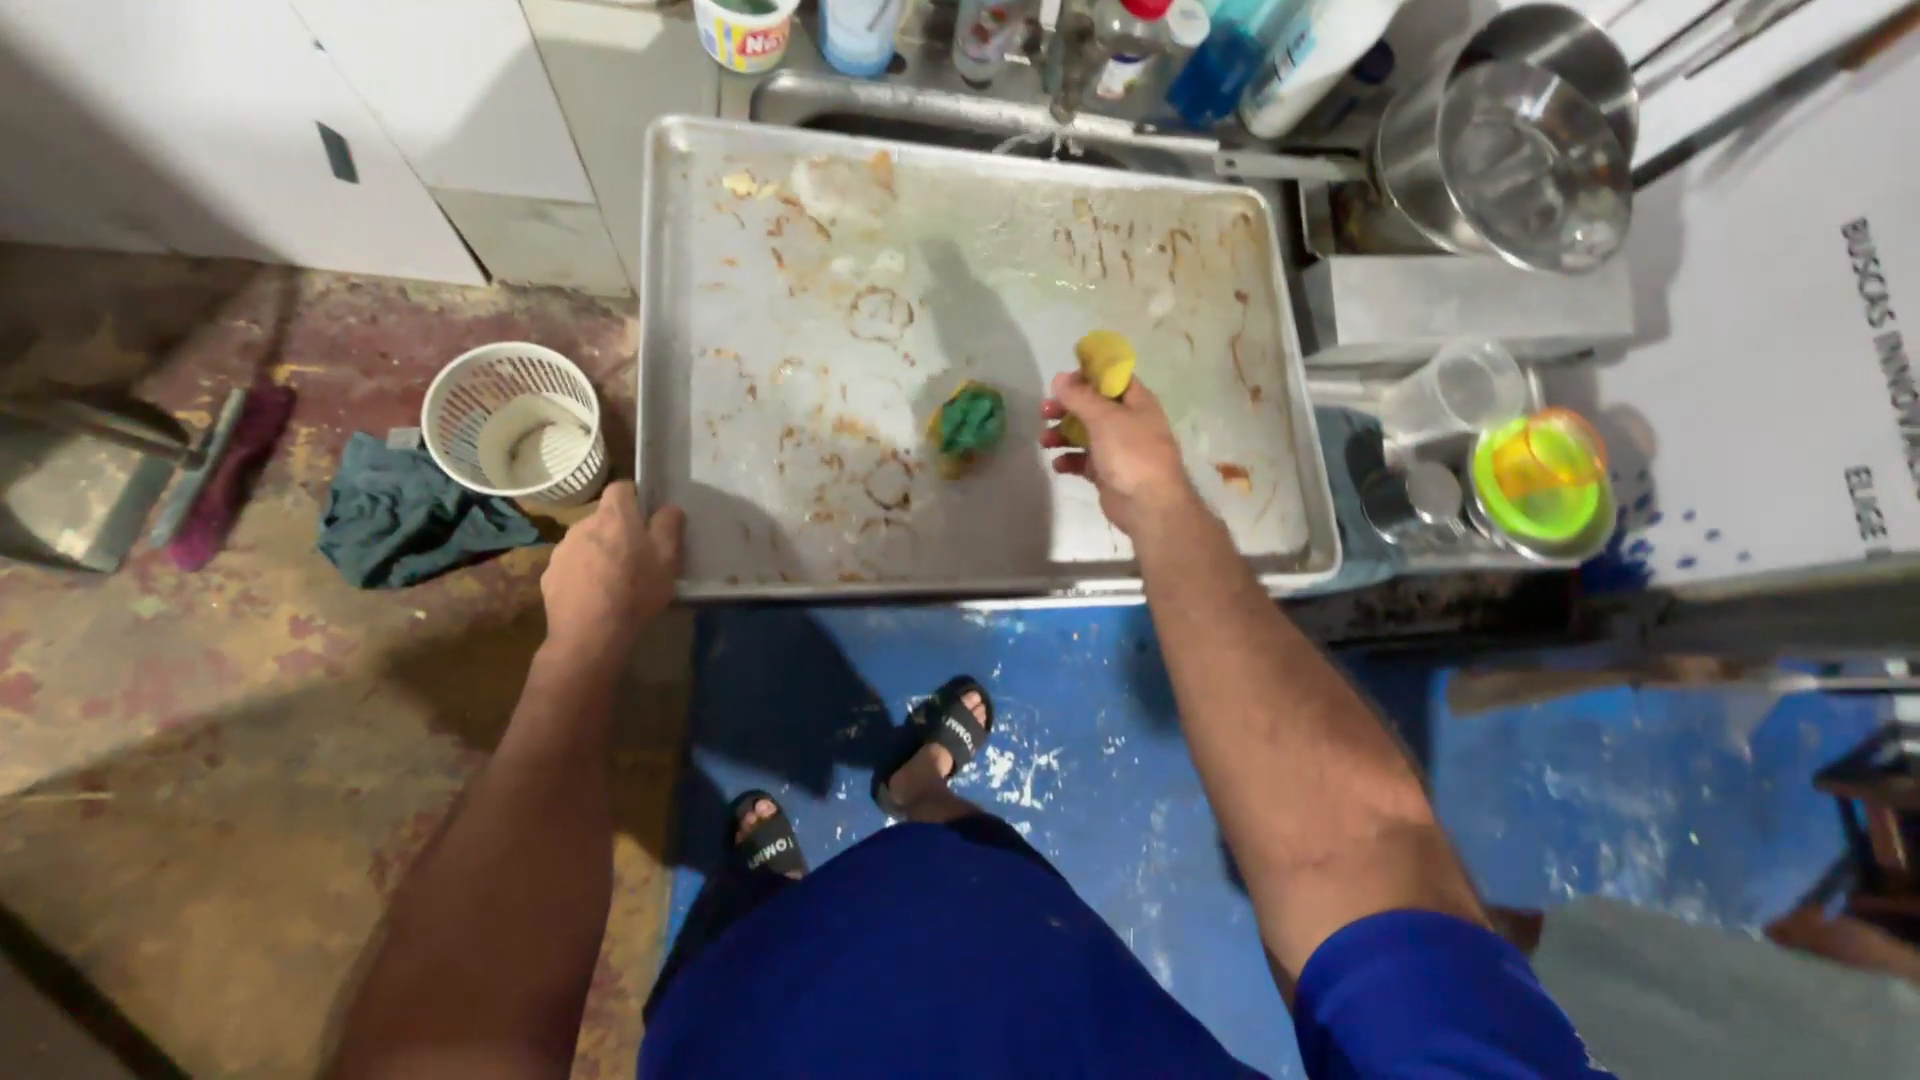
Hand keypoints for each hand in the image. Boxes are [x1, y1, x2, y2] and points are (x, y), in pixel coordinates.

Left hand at [541, 481, 683, 653]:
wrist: (590, 634)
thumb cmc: (636, 591)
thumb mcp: (667, 560)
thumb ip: (668, 527)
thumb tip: (668, 508)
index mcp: (614, 517)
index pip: (621, 487)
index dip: (635, 497)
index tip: (646, 516)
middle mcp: (583, 525)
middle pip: (604, 517)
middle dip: (619, 529)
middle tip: (636, 554)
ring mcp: (562, 549)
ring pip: (586, 540)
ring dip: (599, 550)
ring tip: (614, 578)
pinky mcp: (550, 574)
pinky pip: (572, 564)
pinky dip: (583, 572)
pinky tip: (594, 594)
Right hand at [1041, 372, 1197, 537]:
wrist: (1148, 504)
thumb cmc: (1131, 452)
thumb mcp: (1104, 417)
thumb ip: (1080, 396)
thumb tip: (1059, 378)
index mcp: (1137, 402)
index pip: (1112, 378)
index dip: (1088, 375)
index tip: (1062, 381)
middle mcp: (1129, 422)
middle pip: (1093, 406)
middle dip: (1067, 407)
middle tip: (1045, 411)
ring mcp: (1118, 448)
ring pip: (1085, 434)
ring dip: (1063, 434)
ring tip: (1044, 441)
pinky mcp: (1108, 473)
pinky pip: (1084, 461)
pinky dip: (1069, 460)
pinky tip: (1057, 464)